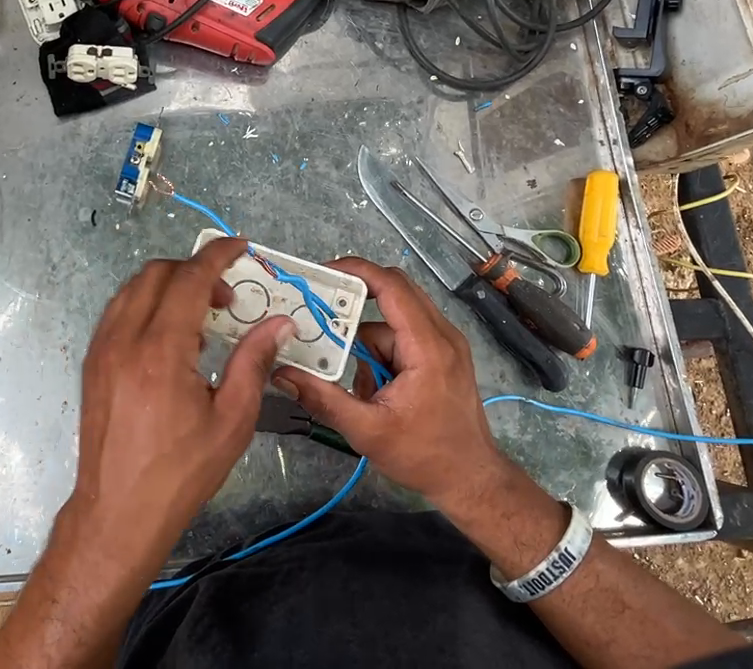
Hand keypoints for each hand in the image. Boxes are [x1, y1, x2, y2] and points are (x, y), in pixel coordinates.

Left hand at [67, 237, 294, 570]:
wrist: (118, 512)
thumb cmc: (181, 471)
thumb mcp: (232, 420)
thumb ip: (254, 362)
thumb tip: (280, 324)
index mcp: (161, 351)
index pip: (188, 279)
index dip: (216, 256)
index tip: (239, 247)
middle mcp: (124, 338)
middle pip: (157, 274)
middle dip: (195, 271)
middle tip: (226, 299)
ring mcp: (101, 348)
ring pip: (133, 288)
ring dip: (168, 285)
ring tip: (200, 317)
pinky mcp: (92, 361)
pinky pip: (118, 311)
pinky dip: (146, 303)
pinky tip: (169, 335)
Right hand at [274, 258, 518, 510]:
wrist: (471, 481)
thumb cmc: (424, 456)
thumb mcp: (367, 431)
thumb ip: (323, 398)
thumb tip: (281, 373)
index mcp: (427, 345)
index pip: (391, 286)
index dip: (356, 271)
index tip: (322, 272)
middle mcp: (441, 334)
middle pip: (393, 292)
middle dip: (354, 302)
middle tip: (318, 313)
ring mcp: (445, 343)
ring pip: (393, 319)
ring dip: (367, 341)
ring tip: (355, 380)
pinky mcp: (442, 355)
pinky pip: (402, 336)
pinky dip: (381, 353)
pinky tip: (374, 388)